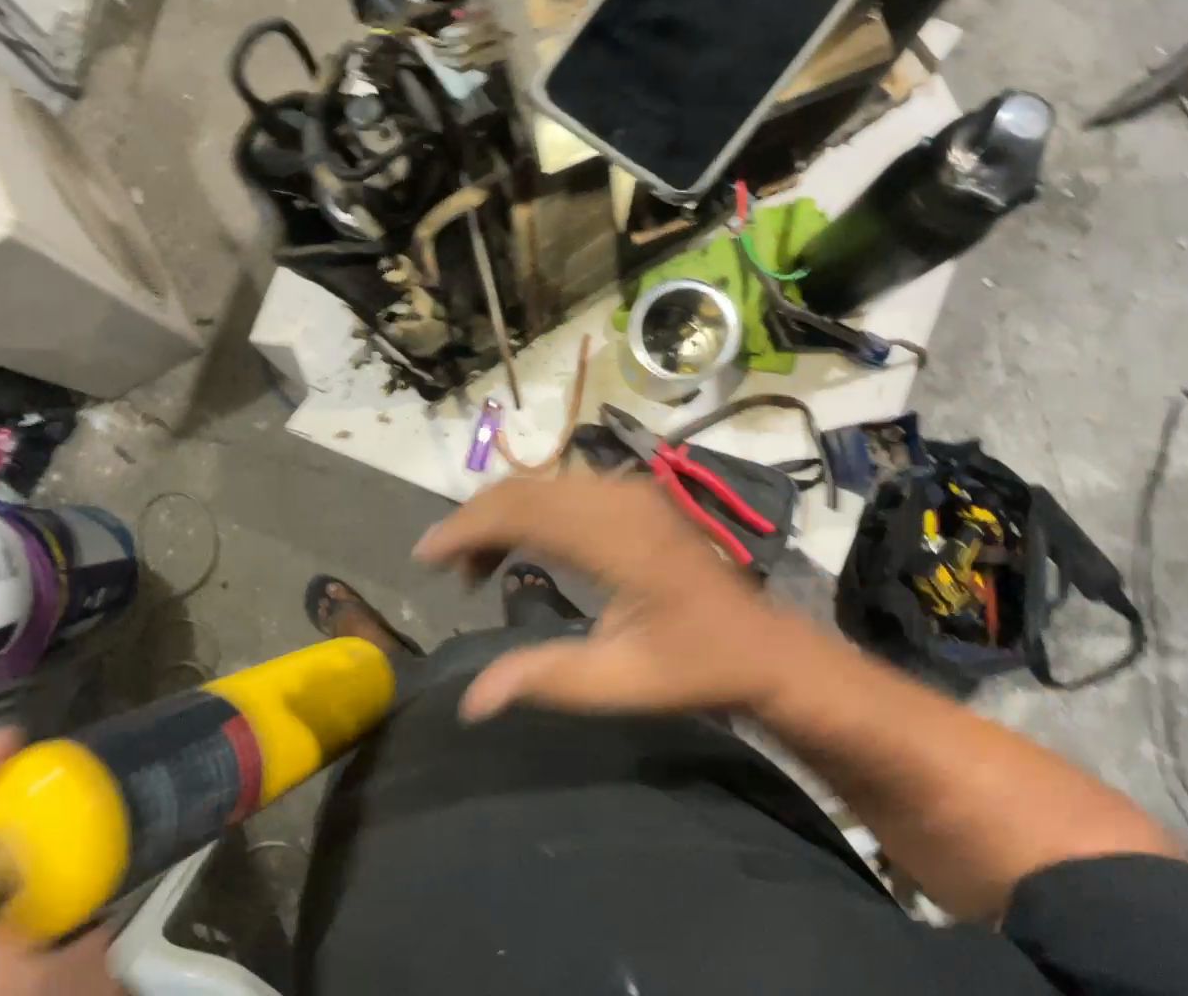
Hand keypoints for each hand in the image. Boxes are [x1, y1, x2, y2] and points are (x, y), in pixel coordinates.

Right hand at [413, 477, 832, 720]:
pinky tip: (520, 548)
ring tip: (475, 568)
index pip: (521, 511)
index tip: (424, 557)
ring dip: (499, 517)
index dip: (464, 528)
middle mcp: (621, 501)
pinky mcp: (636, 498)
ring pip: (541, 486)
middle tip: (445, 570)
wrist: (763, 647)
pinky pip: (564, 490)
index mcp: (616, 541)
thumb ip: (543, 680)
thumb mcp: (619, 683)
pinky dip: (529, 513)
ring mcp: (631, 493)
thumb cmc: (694, 667)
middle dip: (474, 522)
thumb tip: (469, 701)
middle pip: (524, 489)